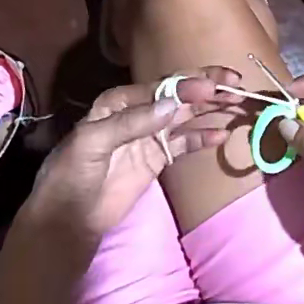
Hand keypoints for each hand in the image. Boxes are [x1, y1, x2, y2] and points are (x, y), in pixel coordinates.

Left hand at [25, 69, 241, 248]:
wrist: (67, 219)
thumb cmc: (72, 174)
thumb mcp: (94, 141)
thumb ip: (133, 122)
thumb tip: (172, 104)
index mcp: (120, 102)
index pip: (160, 88)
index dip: (187, 85)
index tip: (212, 86)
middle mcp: (139, 113)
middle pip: (178, 97)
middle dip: (206, 89)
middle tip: (235, 84)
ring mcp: (150, 136)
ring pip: (185, 117)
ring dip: (210, 109)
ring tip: (236, 103)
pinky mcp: (158, 158)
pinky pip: (184, 143)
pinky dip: (202, 138)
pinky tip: (221, 135)